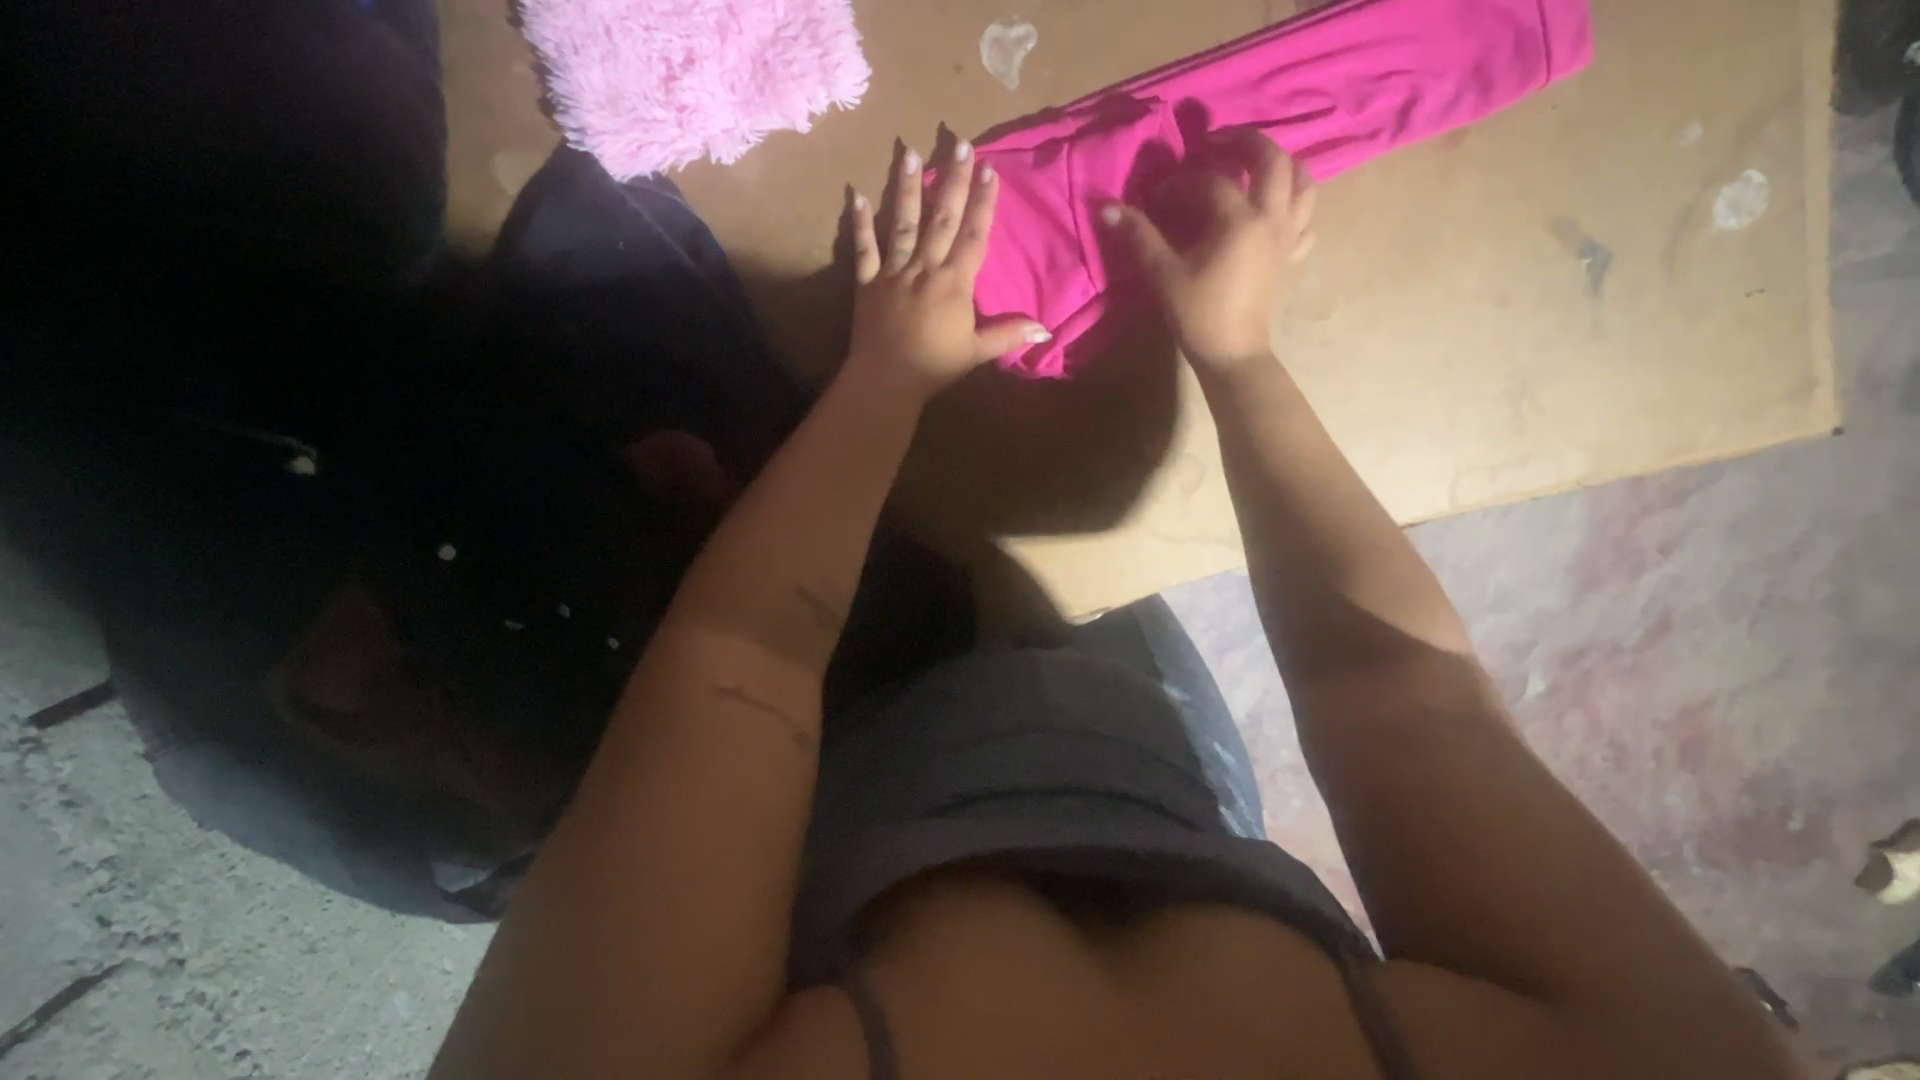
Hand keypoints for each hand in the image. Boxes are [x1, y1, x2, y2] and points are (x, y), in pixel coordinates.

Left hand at [842, 132, 1049, 400]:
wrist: (886, 379)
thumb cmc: (934, 366)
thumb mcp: (976, 352)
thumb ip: (1008, 335)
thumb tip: (1045, 331)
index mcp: (954, 283)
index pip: (973, 235)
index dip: (983, 203)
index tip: (990, 169)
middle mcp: (925, 268)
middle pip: (941, 218)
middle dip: (953, 180)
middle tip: (959, 143)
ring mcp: (894, 272)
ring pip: (902, 223)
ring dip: (907, 188)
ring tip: (911, 153)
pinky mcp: (867, 283)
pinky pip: (863, 249)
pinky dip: (860, 224)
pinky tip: (856, 196)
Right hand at [1099, 128, 1314, 373]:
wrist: (1233, 354)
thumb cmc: (1198, 315)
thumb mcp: (1163, 275)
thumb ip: (1139, 237)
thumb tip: (1107, 208)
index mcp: (1241, 220)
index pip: (1212, 180)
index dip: (1182, 181)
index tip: (1158, 195)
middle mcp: (1272, 218)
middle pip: (1272, 160)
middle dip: (1244, 142)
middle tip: (1216, 142)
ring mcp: (1287, 236)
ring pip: (1301, 182)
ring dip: (1281, 164)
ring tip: (1255, 164)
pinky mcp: (1290, 256)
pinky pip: (1305, 220)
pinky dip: (1294, 205)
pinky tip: (1275, 210)